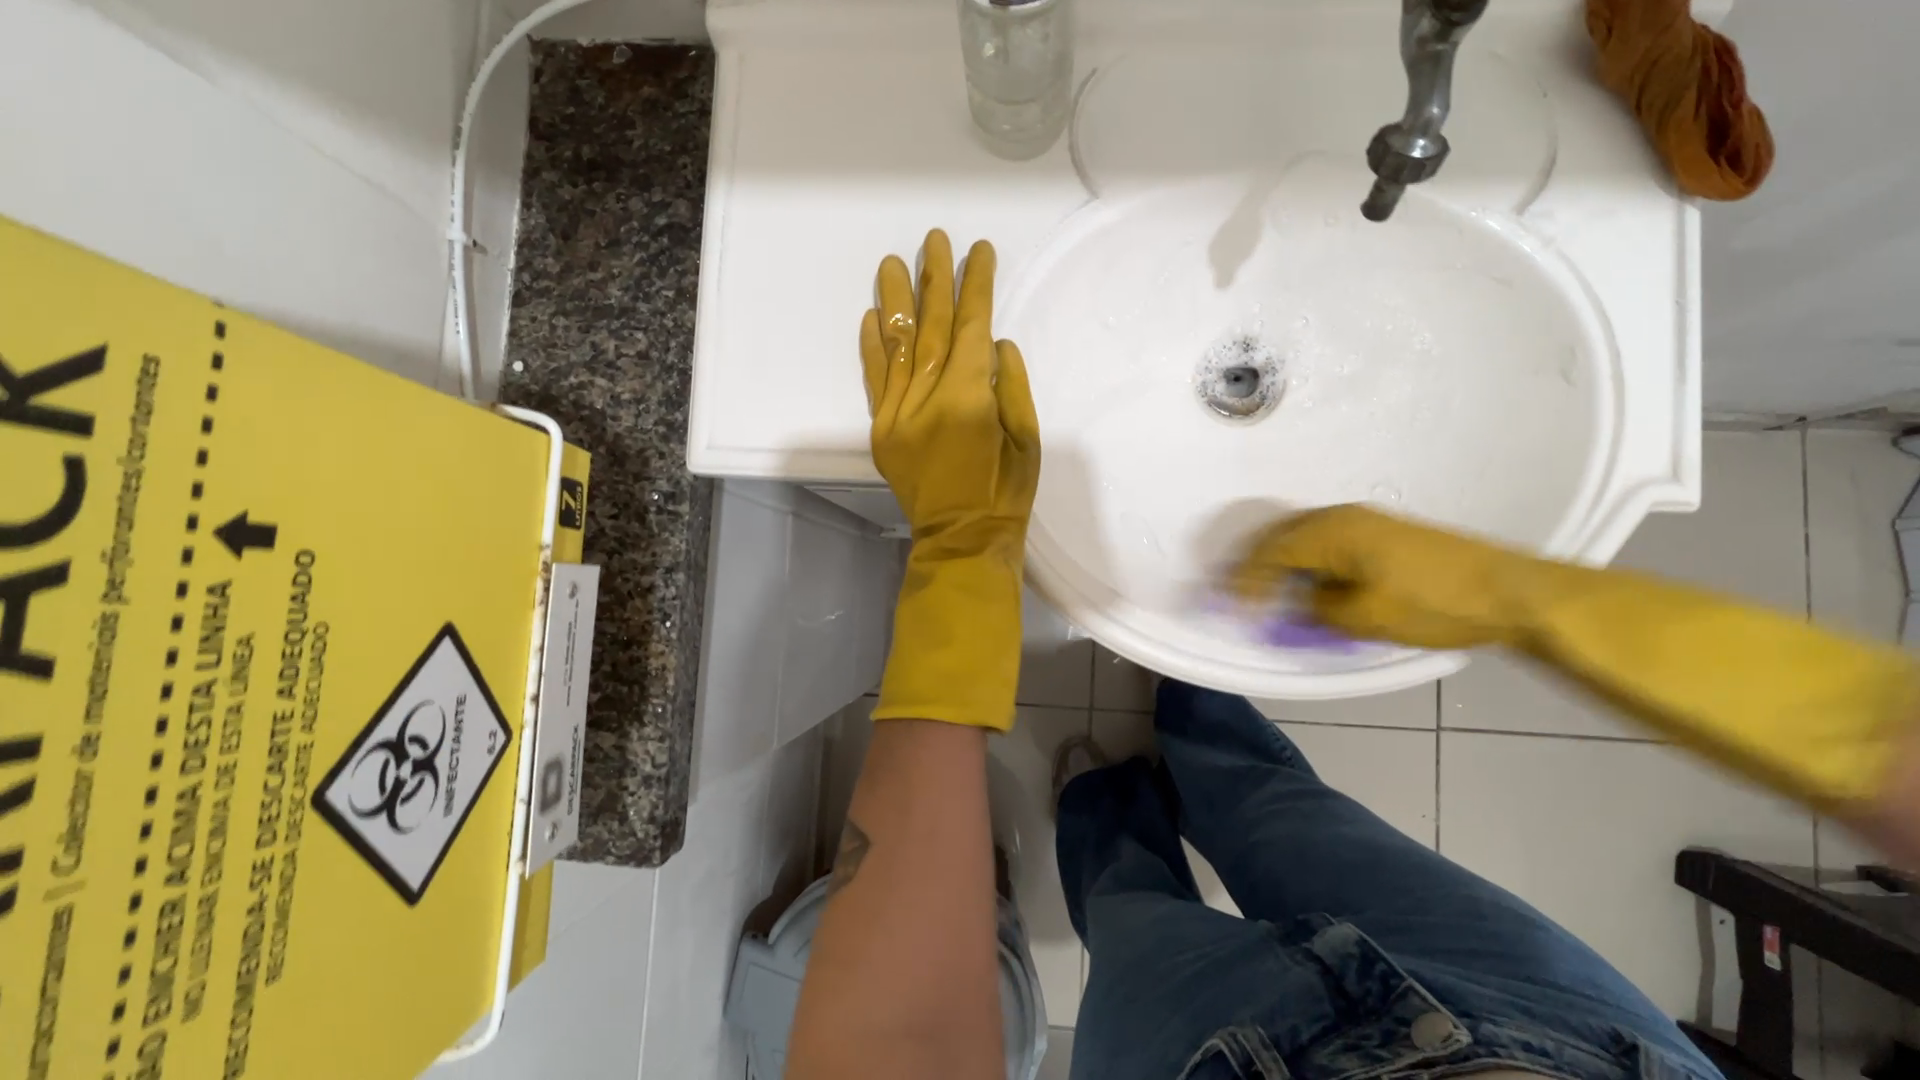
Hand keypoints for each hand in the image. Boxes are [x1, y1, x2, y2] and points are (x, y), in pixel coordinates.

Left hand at [862, 229, 1039, 731]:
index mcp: (968, 399)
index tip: (980, 251)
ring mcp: (897, 415)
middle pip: (929, 326)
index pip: (970, 327)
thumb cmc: (1006, 495)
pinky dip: (872, 347)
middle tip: (935, 239)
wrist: (961, 542)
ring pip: (896, 346)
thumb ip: (1010, 386)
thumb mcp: (1027, 440)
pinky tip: (872, 316)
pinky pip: (874, 381)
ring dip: (896, 301)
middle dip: (935, 279)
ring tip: (894, 262)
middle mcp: (926, 399)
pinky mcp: (880, 432)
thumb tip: (994, 343)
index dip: (976, 286)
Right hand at [1228, 504, 1540, 649]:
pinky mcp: (1387, 533)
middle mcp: (1344, 518)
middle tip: (1238, 594)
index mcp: (1332, 533)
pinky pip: (1327, 541)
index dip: (1244, 579)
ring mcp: (1368, 522)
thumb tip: (1289, 606)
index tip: (1229, 605)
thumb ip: (1314, 610)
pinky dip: (1307, 561)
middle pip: (1282, 537)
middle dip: (1256, 565)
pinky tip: (1310, 582)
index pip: (1270, 552)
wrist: (1512, 592)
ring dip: (1282, 562)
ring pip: (1305, 537)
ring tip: (1269, 592)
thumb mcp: (1363, 617)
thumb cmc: (1433, 604)